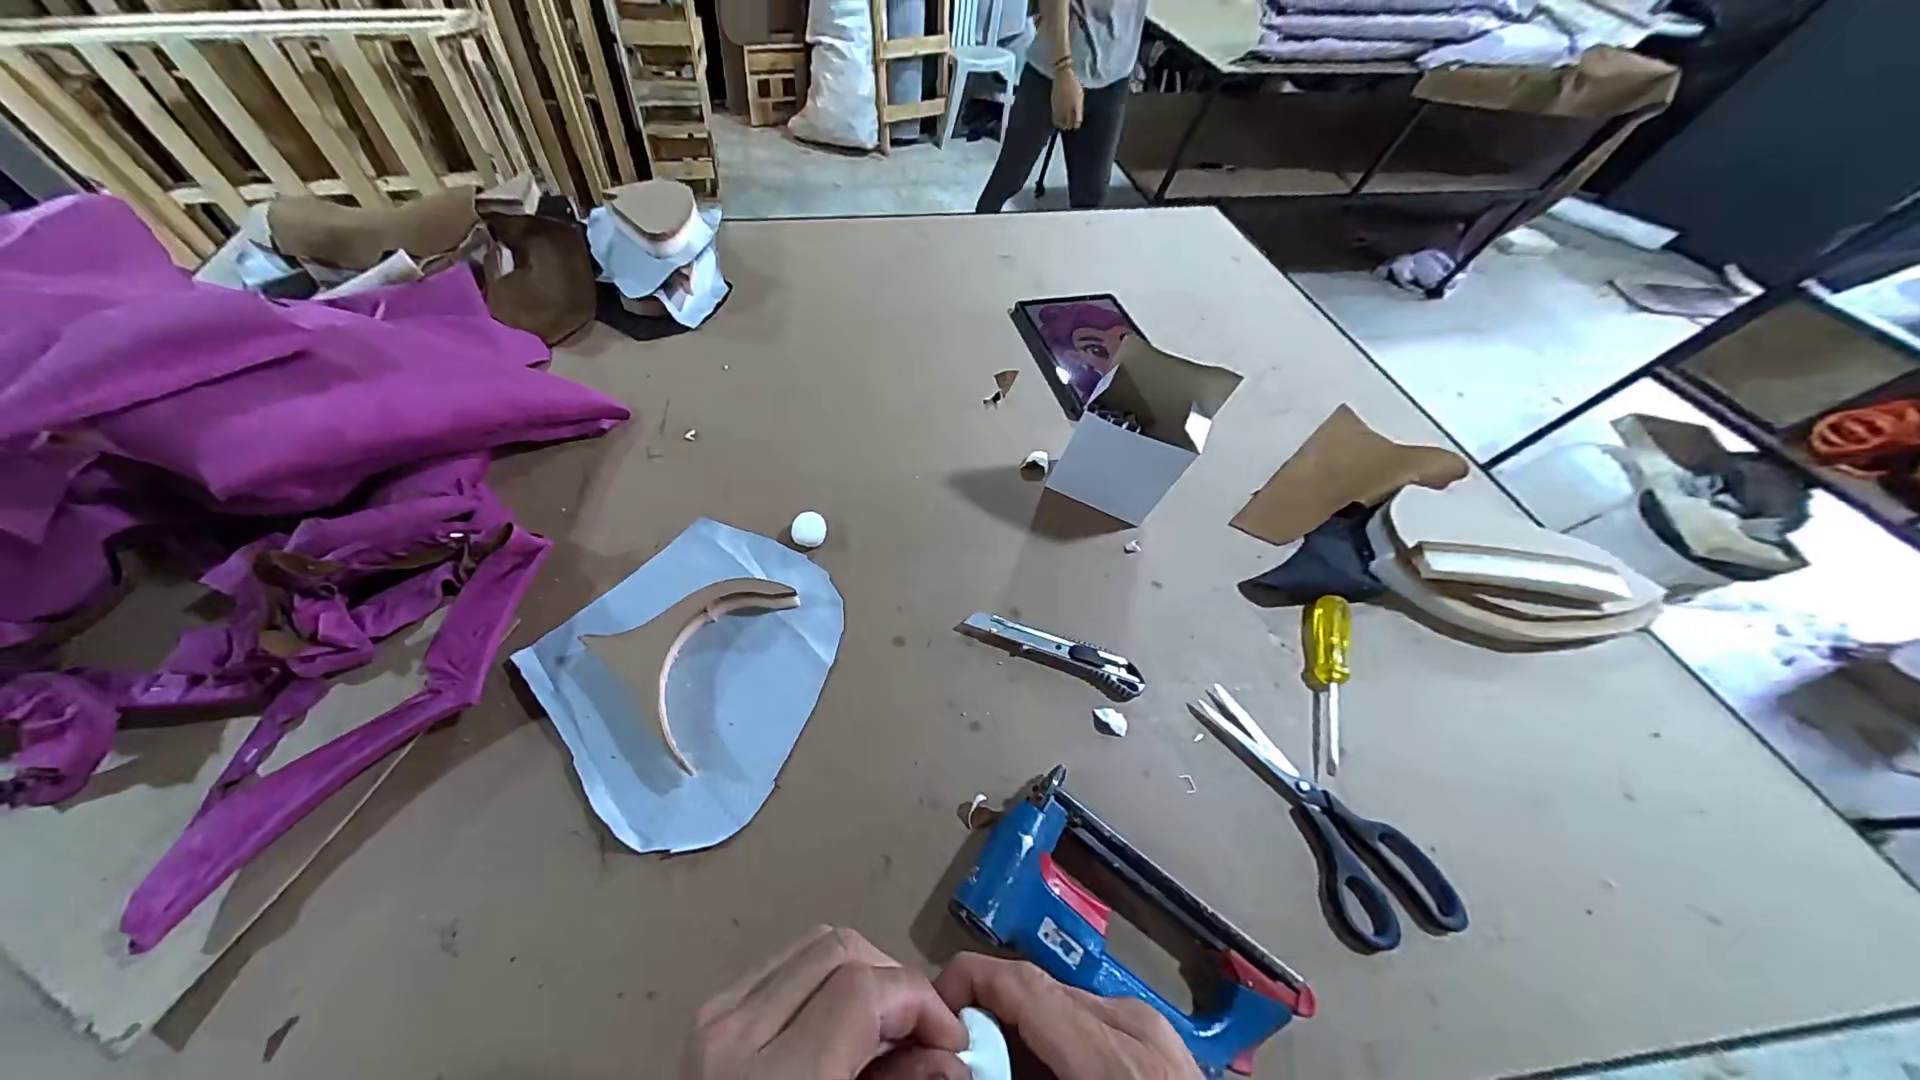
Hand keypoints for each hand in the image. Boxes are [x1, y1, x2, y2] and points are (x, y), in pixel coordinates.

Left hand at [685, 926, 969, 1079]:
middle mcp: (736, 1035)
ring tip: (882, 1019)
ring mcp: (716, 1018)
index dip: (918, 999)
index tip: (949, 1035)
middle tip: (919, 1026)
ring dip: (861, 968)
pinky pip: (783, 960)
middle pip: (840, 948)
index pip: (862, 988)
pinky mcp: (709, 1014)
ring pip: (813, 942)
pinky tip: (837, 1016)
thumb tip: (950, 1055)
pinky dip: (823, 973)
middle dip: (893, 977)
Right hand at [934, 954, 1201, 1079]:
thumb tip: (957, 1063)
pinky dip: (1056, 1045)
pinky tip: (1047, 1079)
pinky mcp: (1158, 1040)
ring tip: (1007, 1074)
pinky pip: (1087, 1024)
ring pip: (1060, 1006)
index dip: (966, 984)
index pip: (1021, 982)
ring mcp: (1151, 1028)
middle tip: (965, 1063)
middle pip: (1036, 991)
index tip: (934, 1019)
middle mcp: (1134, 1023)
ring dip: (1023, 1035)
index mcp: (1114, 1054)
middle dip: (991, 1021)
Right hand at [1051, 68, 1084, 130]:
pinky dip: (1057, 122)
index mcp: (1076, 106)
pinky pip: (1055, 119)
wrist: (1063, 76)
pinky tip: (1058, 121)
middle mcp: (1068, 109)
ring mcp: (1060, 108)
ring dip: (1063, 125)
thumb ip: (1079, 107)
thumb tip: (1077, 117)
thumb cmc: (1073, 84)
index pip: (1077, 121)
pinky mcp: (1054, 106)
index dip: (1076, 124)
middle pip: (1069, 124)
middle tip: (1070, 125)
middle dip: (1070, 125)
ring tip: (1064, 124)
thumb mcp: (1080, 95)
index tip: (1076, 123)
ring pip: (1061, 124)